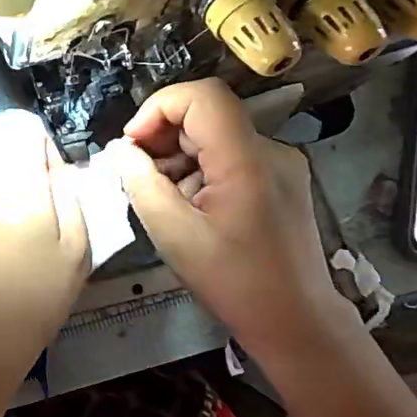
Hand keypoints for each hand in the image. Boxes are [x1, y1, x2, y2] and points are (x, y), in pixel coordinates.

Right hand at [104, 79, 345, 342]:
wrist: (295, 320)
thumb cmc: (233, 281)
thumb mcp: (174, 235)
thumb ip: (142, 184)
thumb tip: (122, 151)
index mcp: (247, 159)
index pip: (201, 97)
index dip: (158, 108)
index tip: (131, 146)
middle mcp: (270, 150)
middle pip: (207, 115)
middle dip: (162, 137)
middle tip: (137, 175)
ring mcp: (280, 165)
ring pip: (216, 137)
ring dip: (178, 157)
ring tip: (162, 200)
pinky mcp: (282, 181)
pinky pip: (230, 158)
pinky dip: (200, 171)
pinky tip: (189, 208)